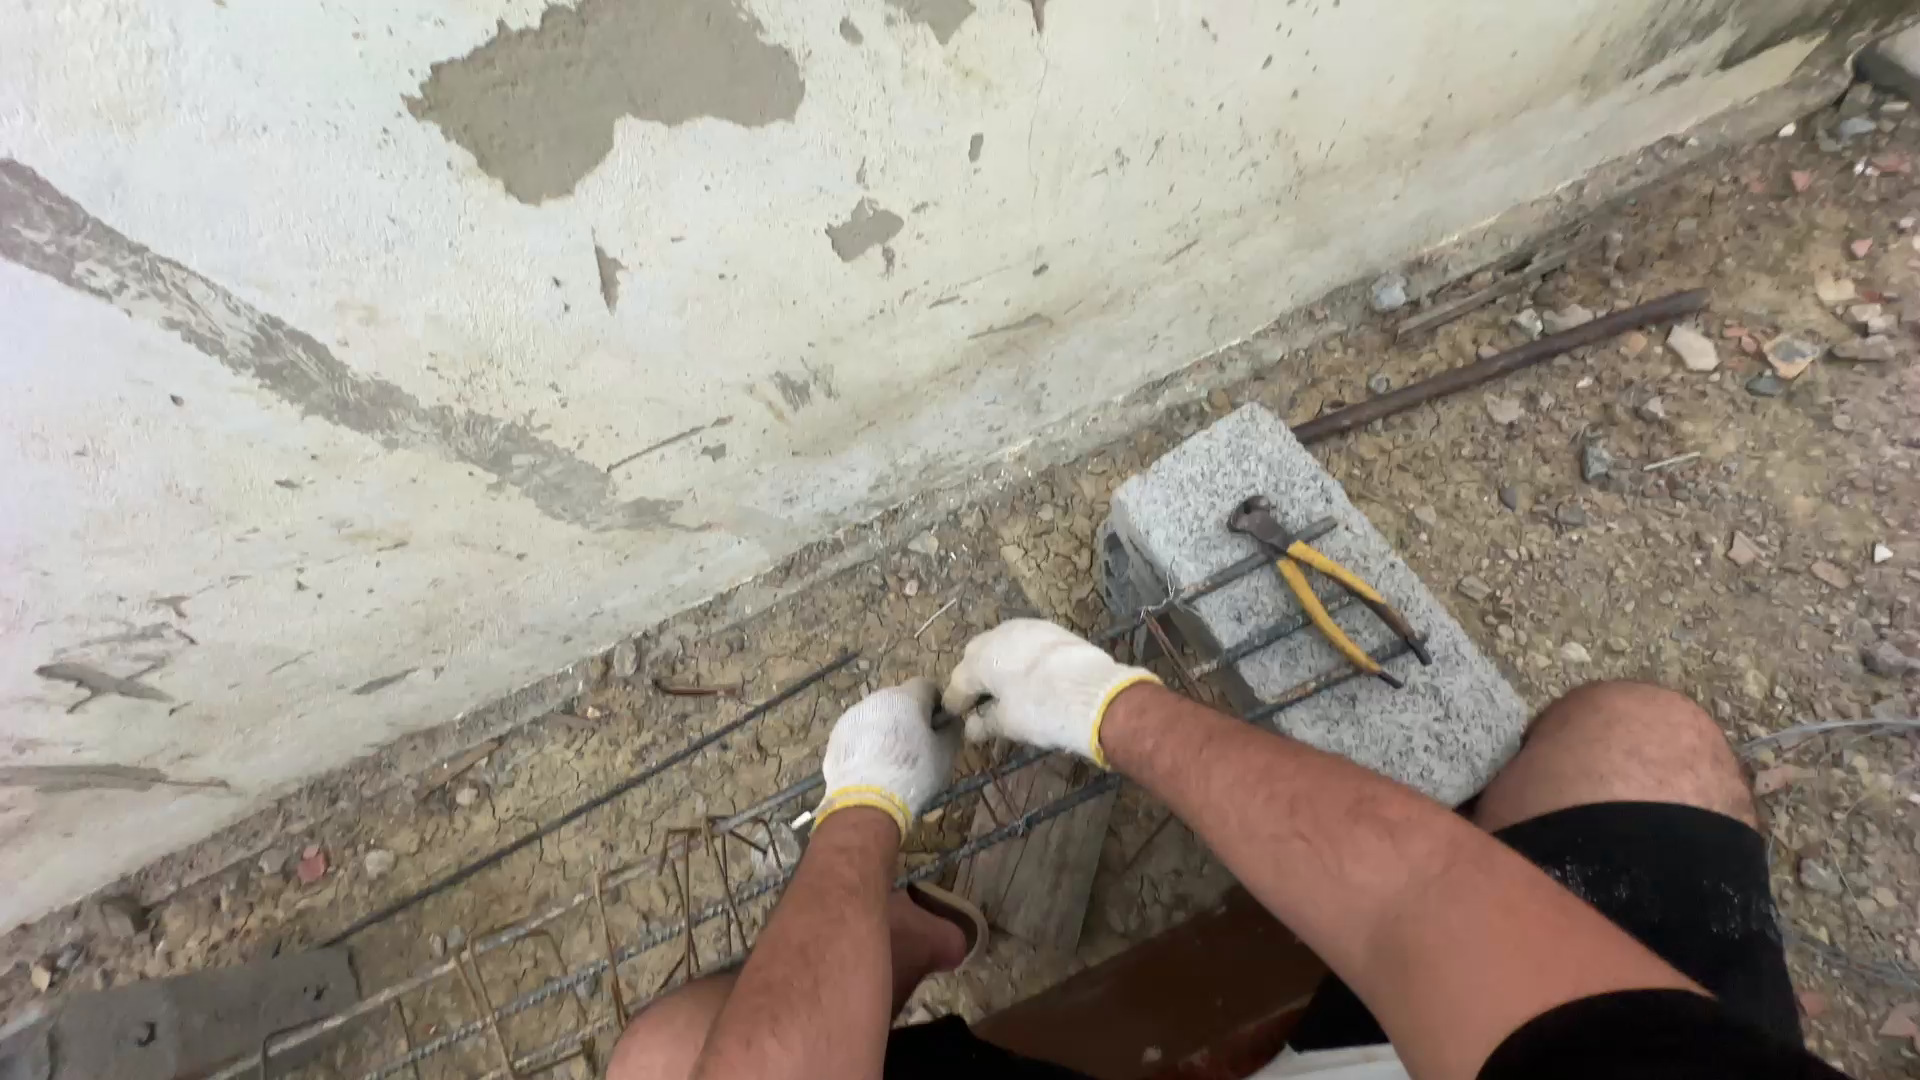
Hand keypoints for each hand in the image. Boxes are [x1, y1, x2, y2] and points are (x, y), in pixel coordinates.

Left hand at [814, 678, 959, 838]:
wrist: (865, 802)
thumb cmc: (913, 773)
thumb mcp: (946, 753)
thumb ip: (951, 730)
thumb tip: (949, 721)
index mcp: (906, 697)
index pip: (927, 686)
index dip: (936, 705)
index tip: (938, 727)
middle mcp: (878, 698)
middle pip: (900, 700)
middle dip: (909, 716)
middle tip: (917, 746)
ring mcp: (853, 715)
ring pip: (877, 715)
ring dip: (886, 729)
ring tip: (890, 761)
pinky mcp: (837, 734)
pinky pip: (859, 732)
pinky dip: (867, 743)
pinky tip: (871, 768)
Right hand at [942, 619, 1160, 766]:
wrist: (1094, 693)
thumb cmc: (1041, 709)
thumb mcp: (1009, 723)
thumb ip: (985, 723)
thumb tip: (972, 728)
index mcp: (979, 660)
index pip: (958, 683)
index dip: (956, 702)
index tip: (957, 716)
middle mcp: (997, 636)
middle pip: (976, 656)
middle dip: (975, 676)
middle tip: (981, 700)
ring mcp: (1025, 628)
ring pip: (1001, 644)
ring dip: (998, 662)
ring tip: (1007, 686)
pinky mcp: (1051, 628)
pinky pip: (1025, 642)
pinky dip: (1021, 657)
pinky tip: (1031, 674)